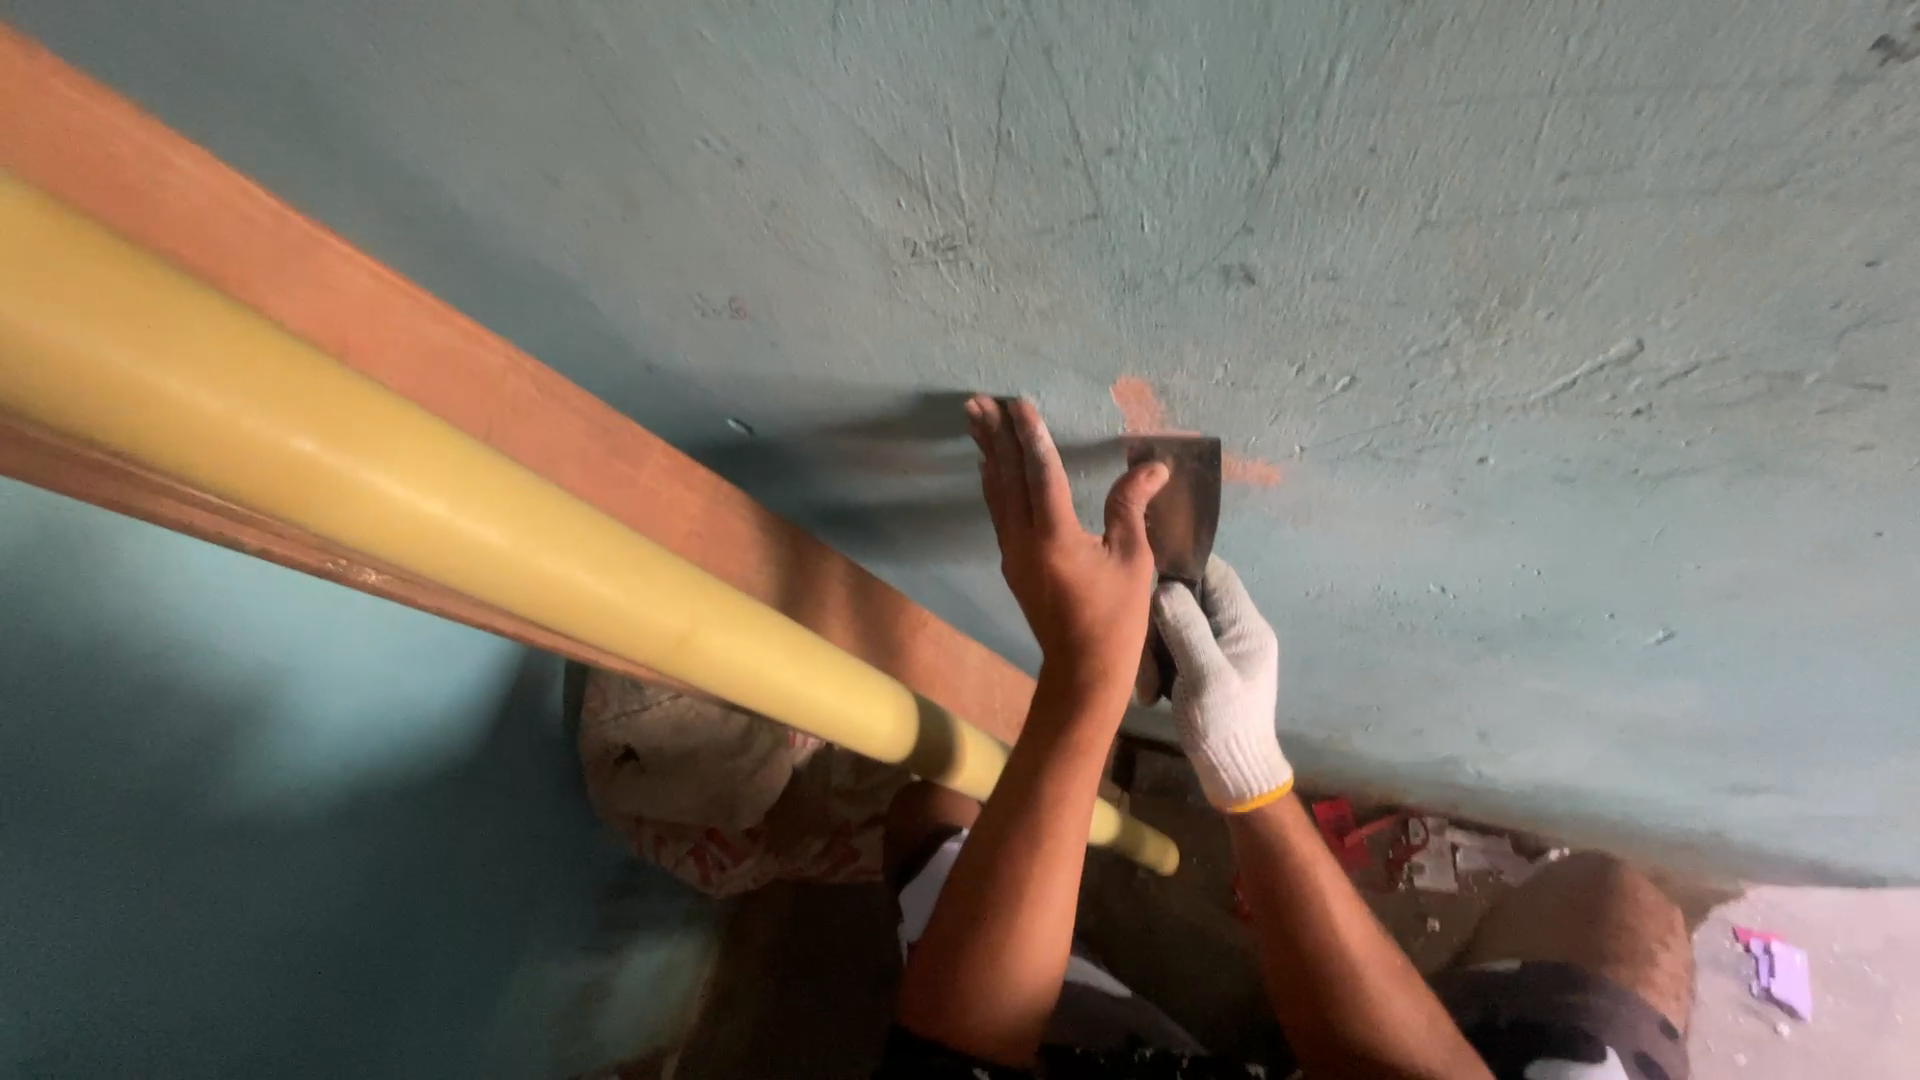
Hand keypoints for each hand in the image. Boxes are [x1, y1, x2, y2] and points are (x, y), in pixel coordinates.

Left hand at [966, 396, 1169, 702]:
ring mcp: (1012, 553)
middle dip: (993, 437)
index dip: (1031, 435)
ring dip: (987, 455)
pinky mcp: (1011, 564)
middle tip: (977, 401)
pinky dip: (993, 484)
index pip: (1041, 474)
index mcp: (1056, 538)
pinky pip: (998, 513)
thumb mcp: (1132, 559)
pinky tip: (989, 467)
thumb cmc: (1115, 617)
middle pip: (1006, 478)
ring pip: (996, 494)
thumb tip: (1153, 465)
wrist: (1081, 668)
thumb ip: (1131, 507)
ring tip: (975, 421)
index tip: (1017, 403)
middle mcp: (1024, 541)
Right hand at [1152, 557, 1293, 811]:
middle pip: (1187, 601)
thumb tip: (1164, 588)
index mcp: (1245, 625)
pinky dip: (1160, 668)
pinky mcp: (1205, 667)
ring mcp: (1220, 649)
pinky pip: (1174, 650)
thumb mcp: (1204, 676)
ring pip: (1175, 627)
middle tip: (1147, 666)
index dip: (1180, 572)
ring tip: (1150, 690)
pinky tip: (1153, 694)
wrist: (1236, 775)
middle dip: (1159, 628)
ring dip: (1155, 654)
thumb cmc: (1224, 724)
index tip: (1148, 591)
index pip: (1215, 573)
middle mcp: (1235, 629)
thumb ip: (1186, 628)